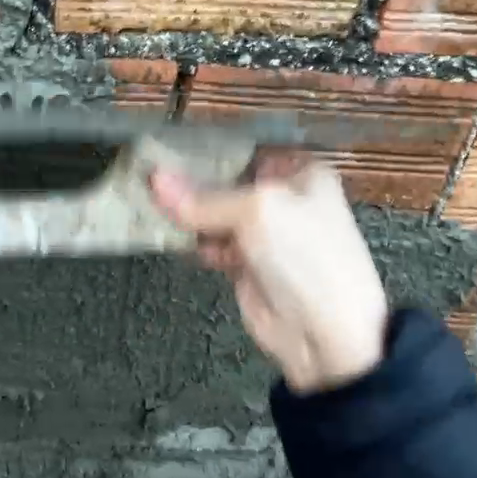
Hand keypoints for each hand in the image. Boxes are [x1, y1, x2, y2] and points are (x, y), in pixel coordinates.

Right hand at [151, 150, 388, 394]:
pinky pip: (208, 239)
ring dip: (185, 209)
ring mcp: (263, 231)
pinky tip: (168, 232)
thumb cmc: (308, 258)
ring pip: (212, 210)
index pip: (246, 145)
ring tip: (149, 200)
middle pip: (225, 178)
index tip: (168, 140)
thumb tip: (154, 179)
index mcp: (301, 172)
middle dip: (190, 177)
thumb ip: (201, 197)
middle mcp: (282, 197)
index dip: (209, 144)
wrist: (328, 337)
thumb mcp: (256, 212)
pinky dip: (190, 238)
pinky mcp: (244, 261)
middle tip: (148, 167)